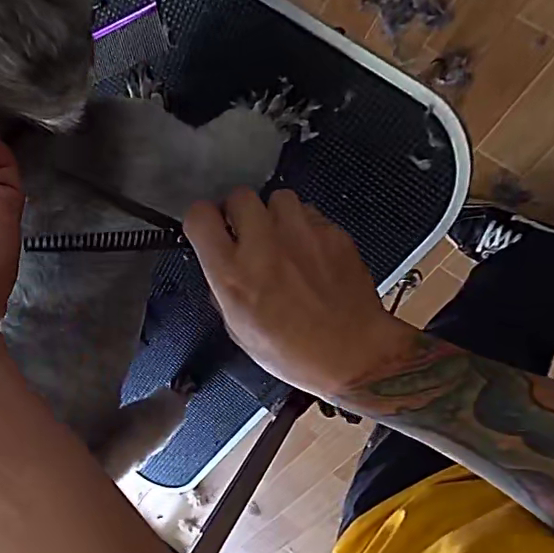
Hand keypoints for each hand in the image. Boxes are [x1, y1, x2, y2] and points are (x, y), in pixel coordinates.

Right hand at [184, 188, 415, 399]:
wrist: (353, 355)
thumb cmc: (300, 353)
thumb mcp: (241, 333)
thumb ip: (225, 291)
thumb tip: (221, 270)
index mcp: (234, 276)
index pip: (200, 217)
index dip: (203, 221)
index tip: (211, 229)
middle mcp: (265, 247)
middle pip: (239, 196)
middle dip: (240, 213)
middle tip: (249, 236)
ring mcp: (301, 236)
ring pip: (278, 198)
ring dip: (275, 216)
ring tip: (283, 244)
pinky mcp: (332, 233)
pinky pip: (311, 215)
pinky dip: (306, 229)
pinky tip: (310, 255)